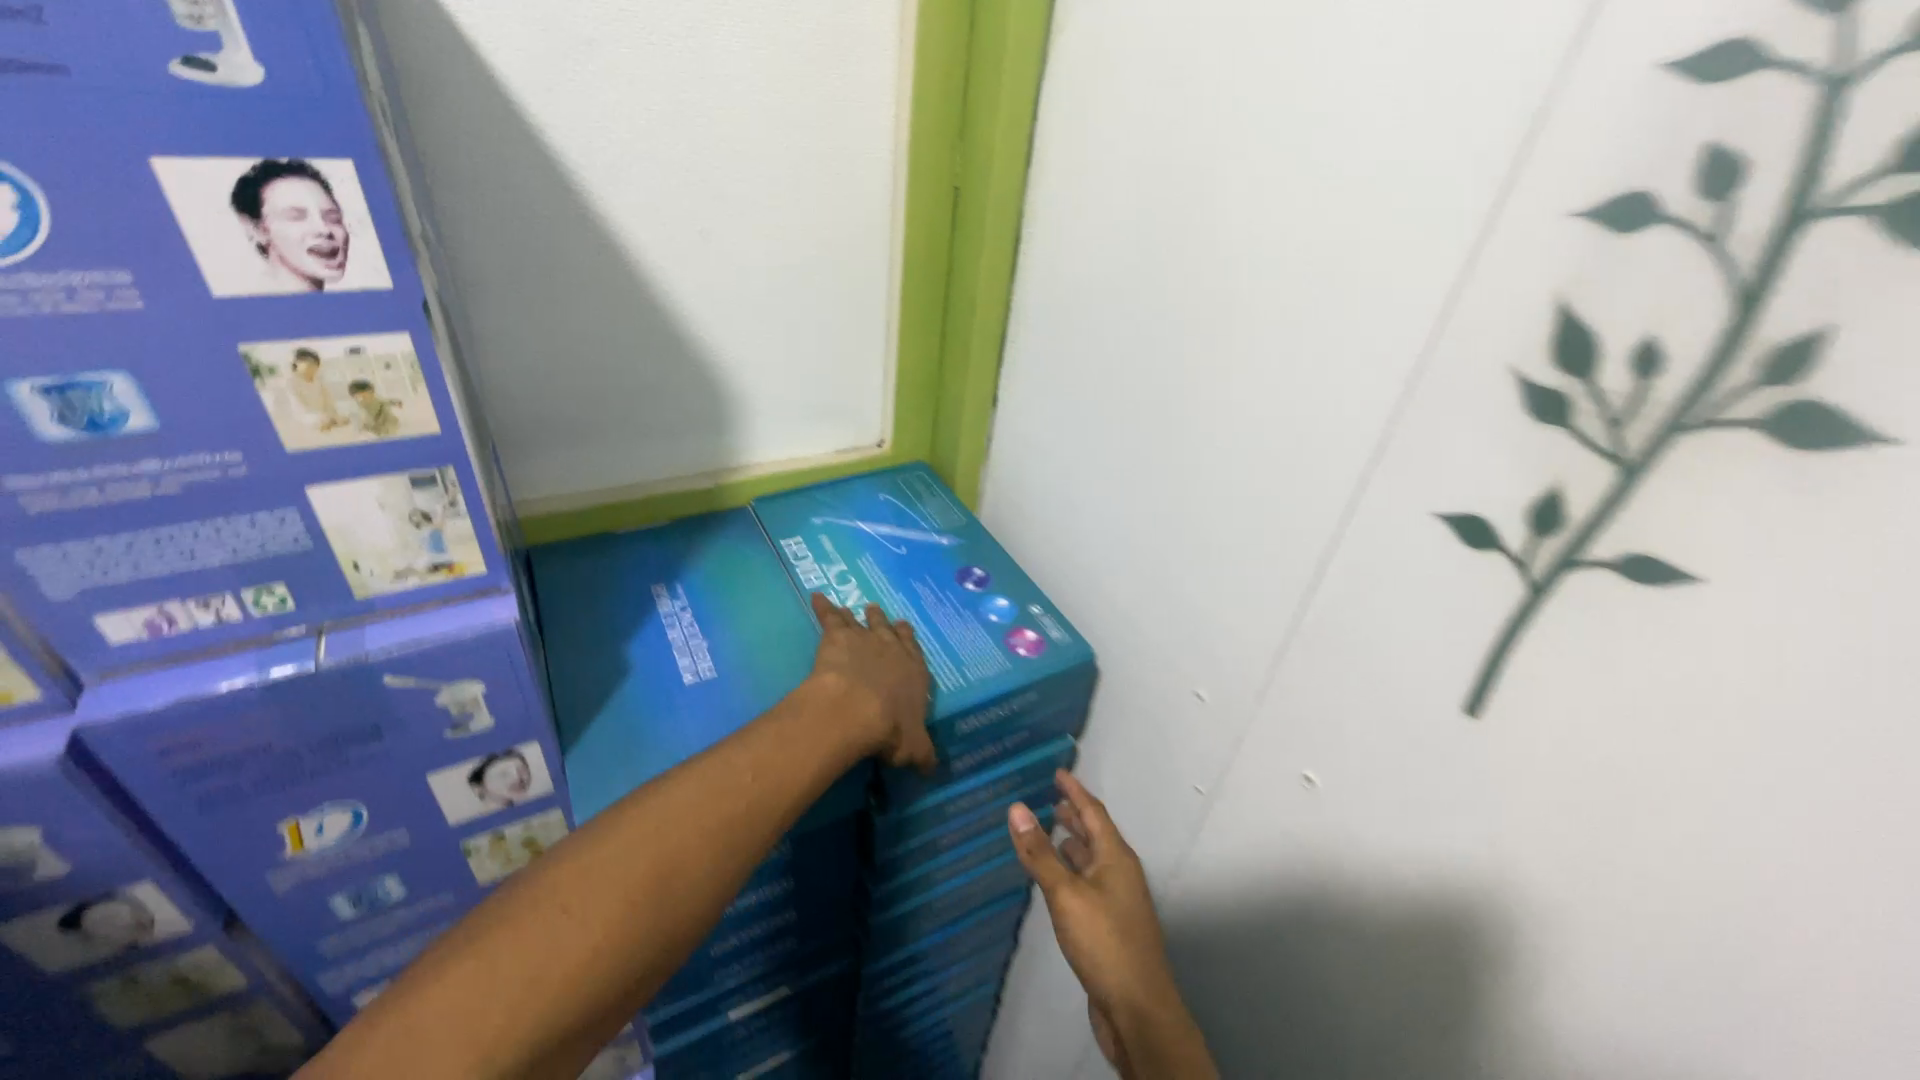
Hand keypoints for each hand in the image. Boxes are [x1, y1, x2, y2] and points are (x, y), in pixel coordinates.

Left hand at [807, 592, 934, 771]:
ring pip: (862, 622)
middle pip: (889, 631)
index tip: (905, 630)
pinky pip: (830, 616)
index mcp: (915, 673)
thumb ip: (922, 755)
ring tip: (853, 608)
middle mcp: (893, 650)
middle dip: (885, 623)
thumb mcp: (914, 749)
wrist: (858, 709)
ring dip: (858, 615)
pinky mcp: (838, 637)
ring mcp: (865, 640)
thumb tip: (931, 770)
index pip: (914, 652)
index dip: (909, 641)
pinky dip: (823, 606)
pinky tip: (815, 596)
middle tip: (878, 612)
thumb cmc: (891, 730)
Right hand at [1009, 771, 1216, 1079]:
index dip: (1075, 791)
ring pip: (1091, 860)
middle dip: (1073, 814)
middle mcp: (1120, 872)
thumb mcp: (1066, 894)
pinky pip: (1086, 883)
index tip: (1057, 771)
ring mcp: (1117, 900)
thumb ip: (1040, 853)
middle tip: (1047, 797)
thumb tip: (1016, 808)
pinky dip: (1069, 870)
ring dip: (1071, 843)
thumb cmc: (1104, 942)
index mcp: (1116, 857)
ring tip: (1046, 830)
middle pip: (1095, 834)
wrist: (1137, 1007)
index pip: (1094, 812)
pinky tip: (1053, 879)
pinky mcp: (1109, 925)